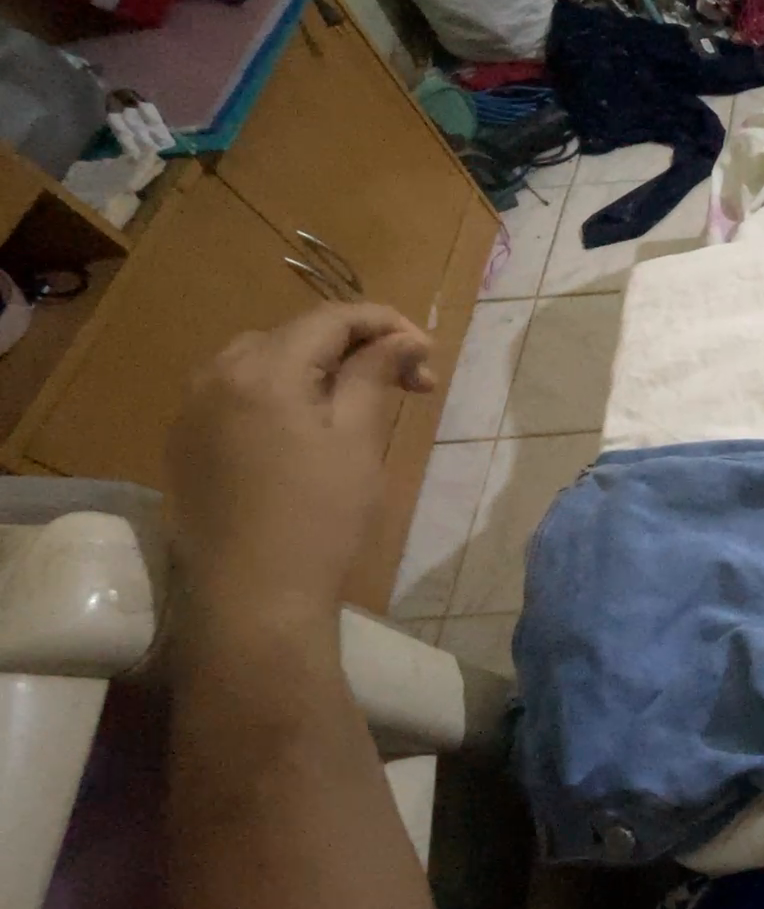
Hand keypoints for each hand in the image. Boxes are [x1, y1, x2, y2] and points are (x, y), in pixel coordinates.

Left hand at [165, 303, 433, 617]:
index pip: (328, 318)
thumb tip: (402, 338)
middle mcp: (216, 375)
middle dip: (358, 346)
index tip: (429, 350)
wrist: (256, 590)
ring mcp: (194, 408)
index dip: (385, 323)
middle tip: (411, 383)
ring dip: (322, 366)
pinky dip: (288, 389)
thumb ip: (375, 376)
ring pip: (266, 359)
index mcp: (261, 371)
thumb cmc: (322, 514)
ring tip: (367, 400)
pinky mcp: (190, 439)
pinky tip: (317, 423)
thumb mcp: (359, 439)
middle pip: (296, 334)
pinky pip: (242, 390)